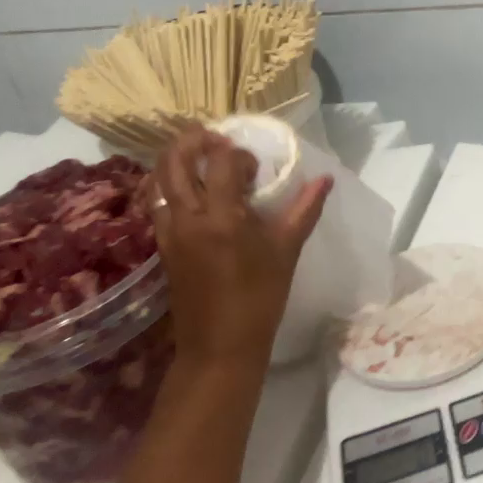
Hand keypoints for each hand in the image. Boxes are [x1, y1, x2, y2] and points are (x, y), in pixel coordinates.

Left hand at [146, 125, 333, 368]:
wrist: (219, 346)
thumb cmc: (260, 298)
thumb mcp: (287, 251)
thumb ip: (305, 209)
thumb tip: (325, 178)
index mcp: (223, 217)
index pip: (223, 162)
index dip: (239, 154)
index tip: (255, 166)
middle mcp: (189, 217)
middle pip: (176, 161)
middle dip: (193, 140)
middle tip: (214, 136)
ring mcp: (169, 231)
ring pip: (159, 179)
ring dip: (176, 159)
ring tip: (199, 154)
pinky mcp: (162, 245)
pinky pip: (156, 201)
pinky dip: (168, 184)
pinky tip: (188, 188)